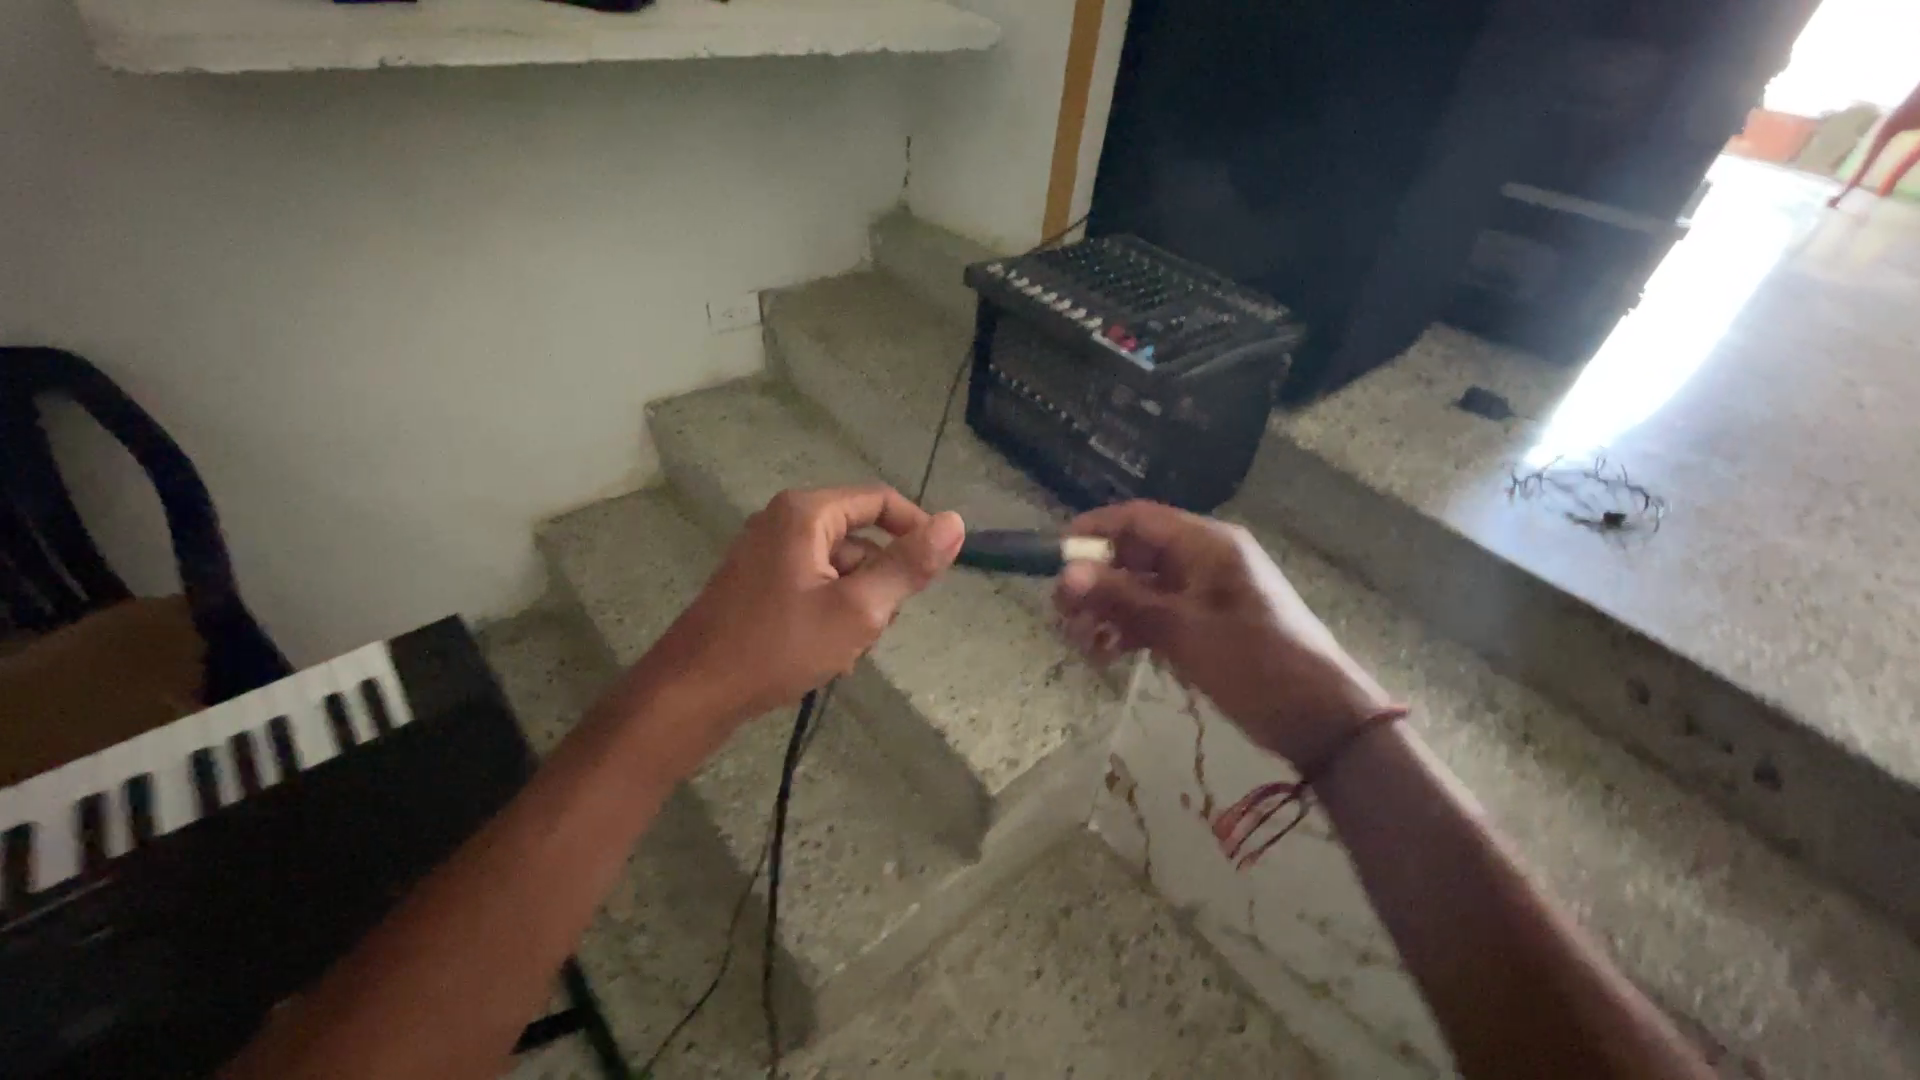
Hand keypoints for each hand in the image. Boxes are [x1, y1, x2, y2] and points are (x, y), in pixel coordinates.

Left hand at [639, 485, 963, 738]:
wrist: (693, 692)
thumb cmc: (779, 646)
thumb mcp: (858, 609)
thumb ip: (908, 566)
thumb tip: (956, 523)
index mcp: (806, 513)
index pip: (880, 501)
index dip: (916, 530)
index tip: (936, 571)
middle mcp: (783, 521)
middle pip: (859, 538)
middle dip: (877, 582)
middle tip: (873, 627)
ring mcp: (764, 552)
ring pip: (838, 568)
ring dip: (854, 604)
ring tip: (842, 649)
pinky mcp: (755, 583)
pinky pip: (812, 585)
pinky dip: (828, 612)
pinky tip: (822, 653)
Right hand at [1054, 501, 1390, 766]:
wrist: (1322, 718)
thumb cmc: (1256, 663)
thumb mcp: (1183, 630)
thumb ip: (1123, 599)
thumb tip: (1064, 575)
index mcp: (1206, 544)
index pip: (1137, 518)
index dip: (1093, 532)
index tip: (1053, 559)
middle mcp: (1202, 559)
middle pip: (1134, 554)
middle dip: (1095, 580)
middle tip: (1062, 615)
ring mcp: (1204, 593)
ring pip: (1140, 587)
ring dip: (1108, 609)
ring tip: (1082, 643)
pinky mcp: (1204, 624)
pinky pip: (1155, 614)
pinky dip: (1130, 629)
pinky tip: (1108, 654)